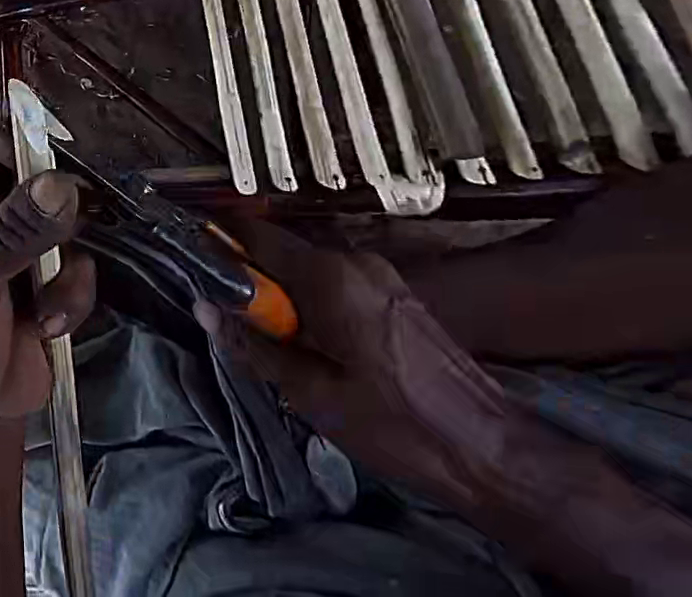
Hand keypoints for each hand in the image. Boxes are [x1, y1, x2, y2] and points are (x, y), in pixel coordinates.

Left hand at [0, 124, 96, 420]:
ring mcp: (20, 246)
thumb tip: (57, 185)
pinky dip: (71, 297)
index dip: (10, 140)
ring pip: (64, 224)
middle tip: (64, 228)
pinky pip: (80, 267)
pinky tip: (46, 325)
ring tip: (43, 299)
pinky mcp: (50, 279)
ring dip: (62, 266)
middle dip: (54, 207)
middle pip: (32, 177)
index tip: (44, 161)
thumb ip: (13, 233)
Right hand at [197, 219, 513, 506]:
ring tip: (275, 337)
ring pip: (303, 268)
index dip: (215, 241)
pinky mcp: (396, 292)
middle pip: (276, 251)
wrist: (500, 459)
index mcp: (328, 276)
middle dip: (248, 278)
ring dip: (280, 293)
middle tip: (234, 317)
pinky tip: (313, 341)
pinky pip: (331, 281)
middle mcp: (354, 262)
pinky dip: (309, 300)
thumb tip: (203, 309)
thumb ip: (250, 342)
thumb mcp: (308, 390)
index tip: (191, 260)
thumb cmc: (398, 425)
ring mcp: (381, 274)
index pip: (251, 233)